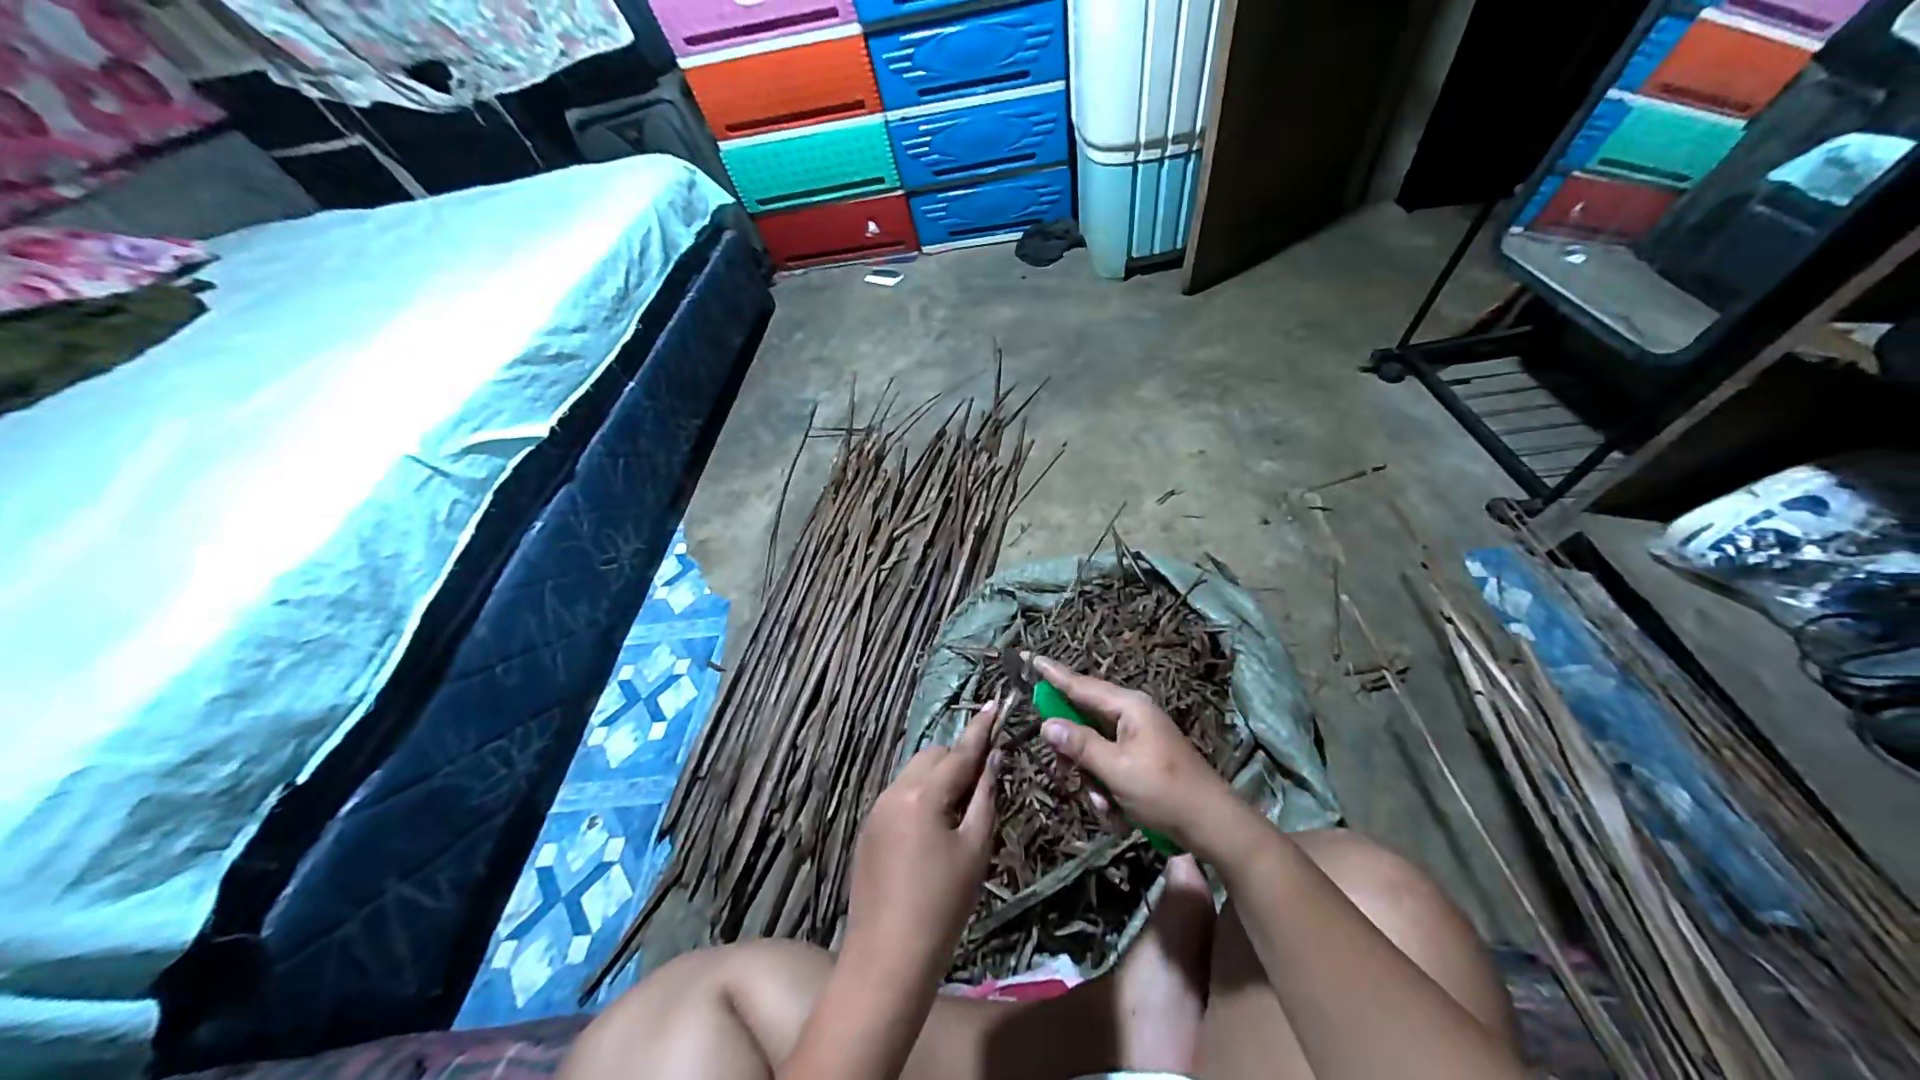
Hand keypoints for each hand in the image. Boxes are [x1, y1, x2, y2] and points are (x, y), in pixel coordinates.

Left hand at [843, 701, 1000, 983]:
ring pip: (913, 774)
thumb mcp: (975, 849)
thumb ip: (985, 798)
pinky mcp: (868, 830)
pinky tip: (933, 829)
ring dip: (938, 777)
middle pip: (932, 756)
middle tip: (984, 779)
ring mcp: (876, 810)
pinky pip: (900, 796)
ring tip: (960, 808)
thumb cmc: (943, 904)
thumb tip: (992, 761)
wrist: (888, 955)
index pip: (959, 751)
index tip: (995, 704)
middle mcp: (894, 791)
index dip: (981, 729)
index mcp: (923, 793)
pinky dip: (921, 797)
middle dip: (958, 758)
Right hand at [1033, 656, 1240, 851]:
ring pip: (1094, 750)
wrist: (1212, 825)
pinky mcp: (1142, 760)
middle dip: (1073, 754)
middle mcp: (1133, 716)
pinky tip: (1117, 811)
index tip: (1032, 659)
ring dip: (1092, 779)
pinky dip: (1107, 788)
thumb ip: (1079, 745)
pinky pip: (1109, 767)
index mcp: (1129, 707)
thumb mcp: (1115, 769)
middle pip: (1083, 722)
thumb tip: (1047, 724)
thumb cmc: (1163, 792)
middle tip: (1064, 775)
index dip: (1054, 675)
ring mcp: (1138, 738)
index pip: (1082, 685)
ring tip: (1104, 804)